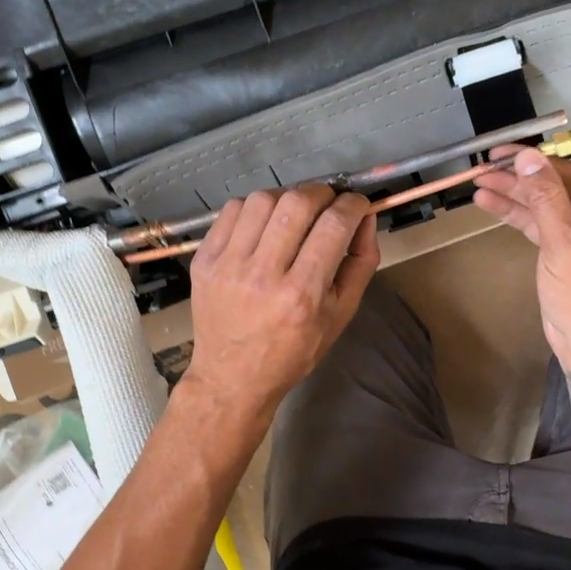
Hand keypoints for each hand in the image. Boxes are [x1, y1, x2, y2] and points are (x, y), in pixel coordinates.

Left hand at [182, 184, 379, 417]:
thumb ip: (360, 263)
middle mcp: (264, 275)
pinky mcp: (205, 259)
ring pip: (263, 199)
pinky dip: (256, 206)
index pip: (334, 225)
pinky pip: (232, 210)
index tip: (358, 204)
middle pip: (297, 203)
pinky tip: (266, 222)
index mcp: (303, 294)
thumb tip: (365, 217)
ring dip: (288, 197)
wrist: (233, 377)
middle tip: (329, 202)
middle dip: (322, 192)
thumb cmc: (295, 350)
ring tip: (297, 212)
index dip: (353, 204)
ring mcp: (228, 265)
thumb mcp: (341, 314)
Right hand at [473, 129, 570, 365]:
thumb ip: (546, 197)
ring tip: (482, 175)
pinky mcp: (564, 248)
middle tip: (497, 157)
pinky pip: (541, 221)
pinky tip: (487, 200)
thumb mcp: (566, 244)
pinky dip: (517, 211)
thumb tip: (529, 157)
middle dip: (534, 168)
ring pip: (550, 199)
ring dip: (518, 188)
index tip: (559, 135)